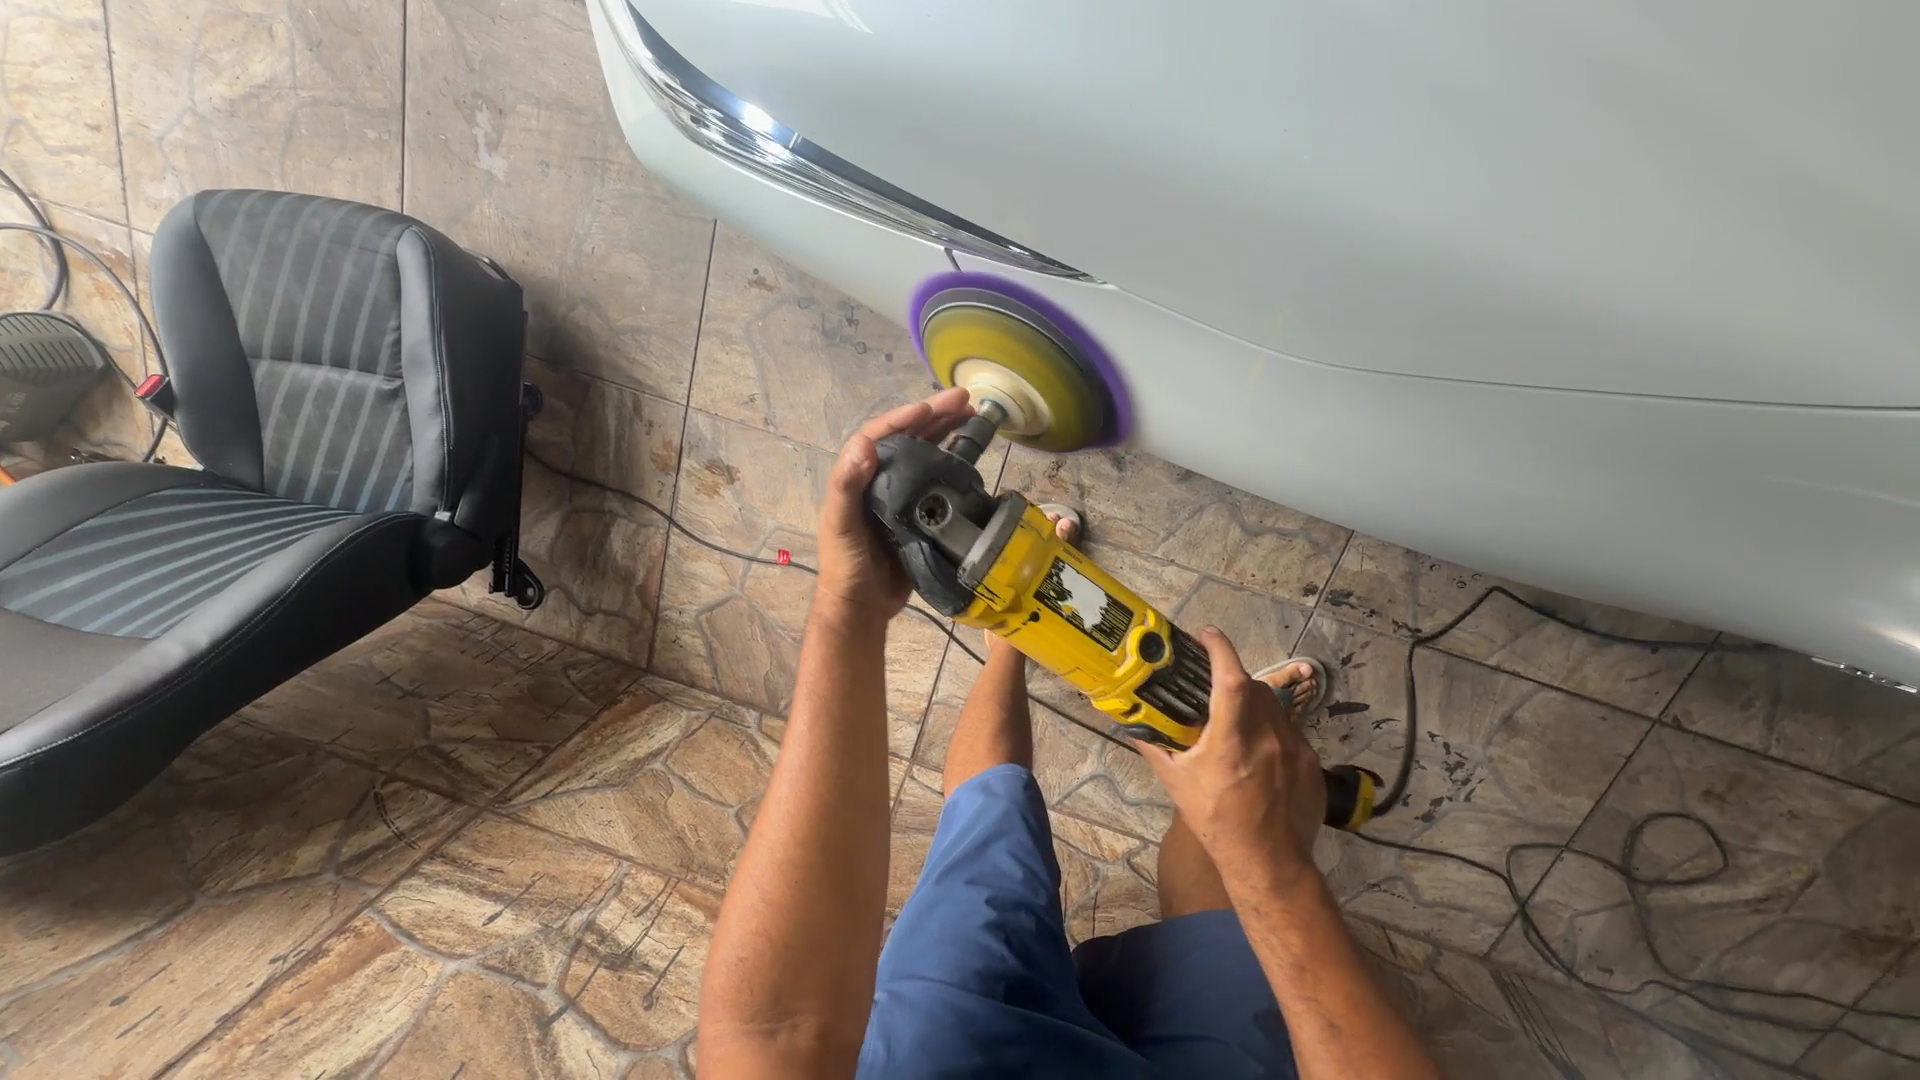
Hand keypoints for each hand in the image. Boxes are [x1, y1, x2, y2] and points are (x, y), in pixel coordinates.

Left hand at [815, 387, 974, 620]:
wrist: (864, 605)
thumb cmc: (845, 564)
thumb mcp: (839, 524)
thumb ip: (847, 486)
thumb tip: (865, 445)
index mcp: (859, 476)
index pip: (882, 436)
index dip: (904, 419)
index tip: (929, 409)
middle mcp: (881, 479)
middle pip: (910, 439)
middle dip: (936, 416)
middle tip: (966, 400)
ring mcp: (903, 495)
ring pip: (927, 454)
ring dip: (948, 433)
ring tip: (974, 417)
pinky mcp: (921, 513)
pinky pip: (939, 481)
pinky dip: (954, 464)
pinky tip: (972, 455)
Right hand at [1137, 628, 1326, 887]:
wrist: (1269, 863)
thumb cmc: (1215, 822)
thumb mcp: (1177, 784)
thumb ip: (1155, 747)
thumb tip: (1134, 723)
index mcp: (1231, 740)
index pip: (1229, 680)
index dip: (1220, 650)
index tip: (1208, 634)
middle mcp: (1267, 737)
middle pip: (1252, 686)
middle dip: (1233, 678)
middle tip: (1214, 689)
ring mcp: (1295, 748)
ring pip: (1273, 706)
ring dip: (1253, 703)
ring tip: (1236, 723)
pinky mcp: (1312, 762)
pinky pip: (1289, 731)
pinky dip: (1270, 730)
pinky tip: (1258, 755)